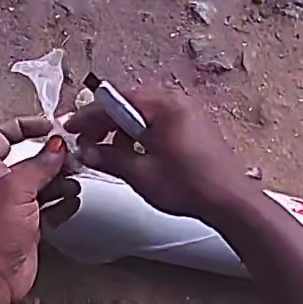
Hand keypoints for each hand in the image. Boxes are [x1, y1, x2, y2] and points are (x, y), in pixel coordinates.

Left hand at [0, 118, 80, 303]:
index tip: (48, 126)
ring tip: (73, 182)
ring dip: (60, 183)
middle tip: (71, 157)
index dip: (25, 126)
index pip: (3, 136)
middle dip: (51, 159)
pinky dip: (62, 205)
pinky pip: (49, 211)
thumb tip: (55, 147)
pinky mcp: (27, 230)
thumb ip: (38, 164)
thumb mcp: (15, 189)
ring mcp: (13, 210)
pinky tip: (71, 203)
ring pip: (42, 186)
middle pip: (28, 162)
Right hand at [65, 88, 256, 221]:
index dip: (89, 117)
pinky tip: (135, 155)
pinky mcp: (192, 127)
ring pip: (143, 115)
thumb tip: (88, 151)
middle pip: (129, 105)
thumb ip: (109, 158)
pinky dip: (141, 135)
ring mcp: (187, 114)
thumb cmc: (194, 186)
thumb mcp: (141, 173)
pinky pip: (158, 123)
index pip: (115, 102)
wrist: (229, 201)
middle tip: (88, 142)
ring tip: (111, 154)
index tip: (74, 128)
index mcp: (164, 106)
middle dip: (105, 124)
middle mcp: (177, 103)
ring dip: (123, 131)